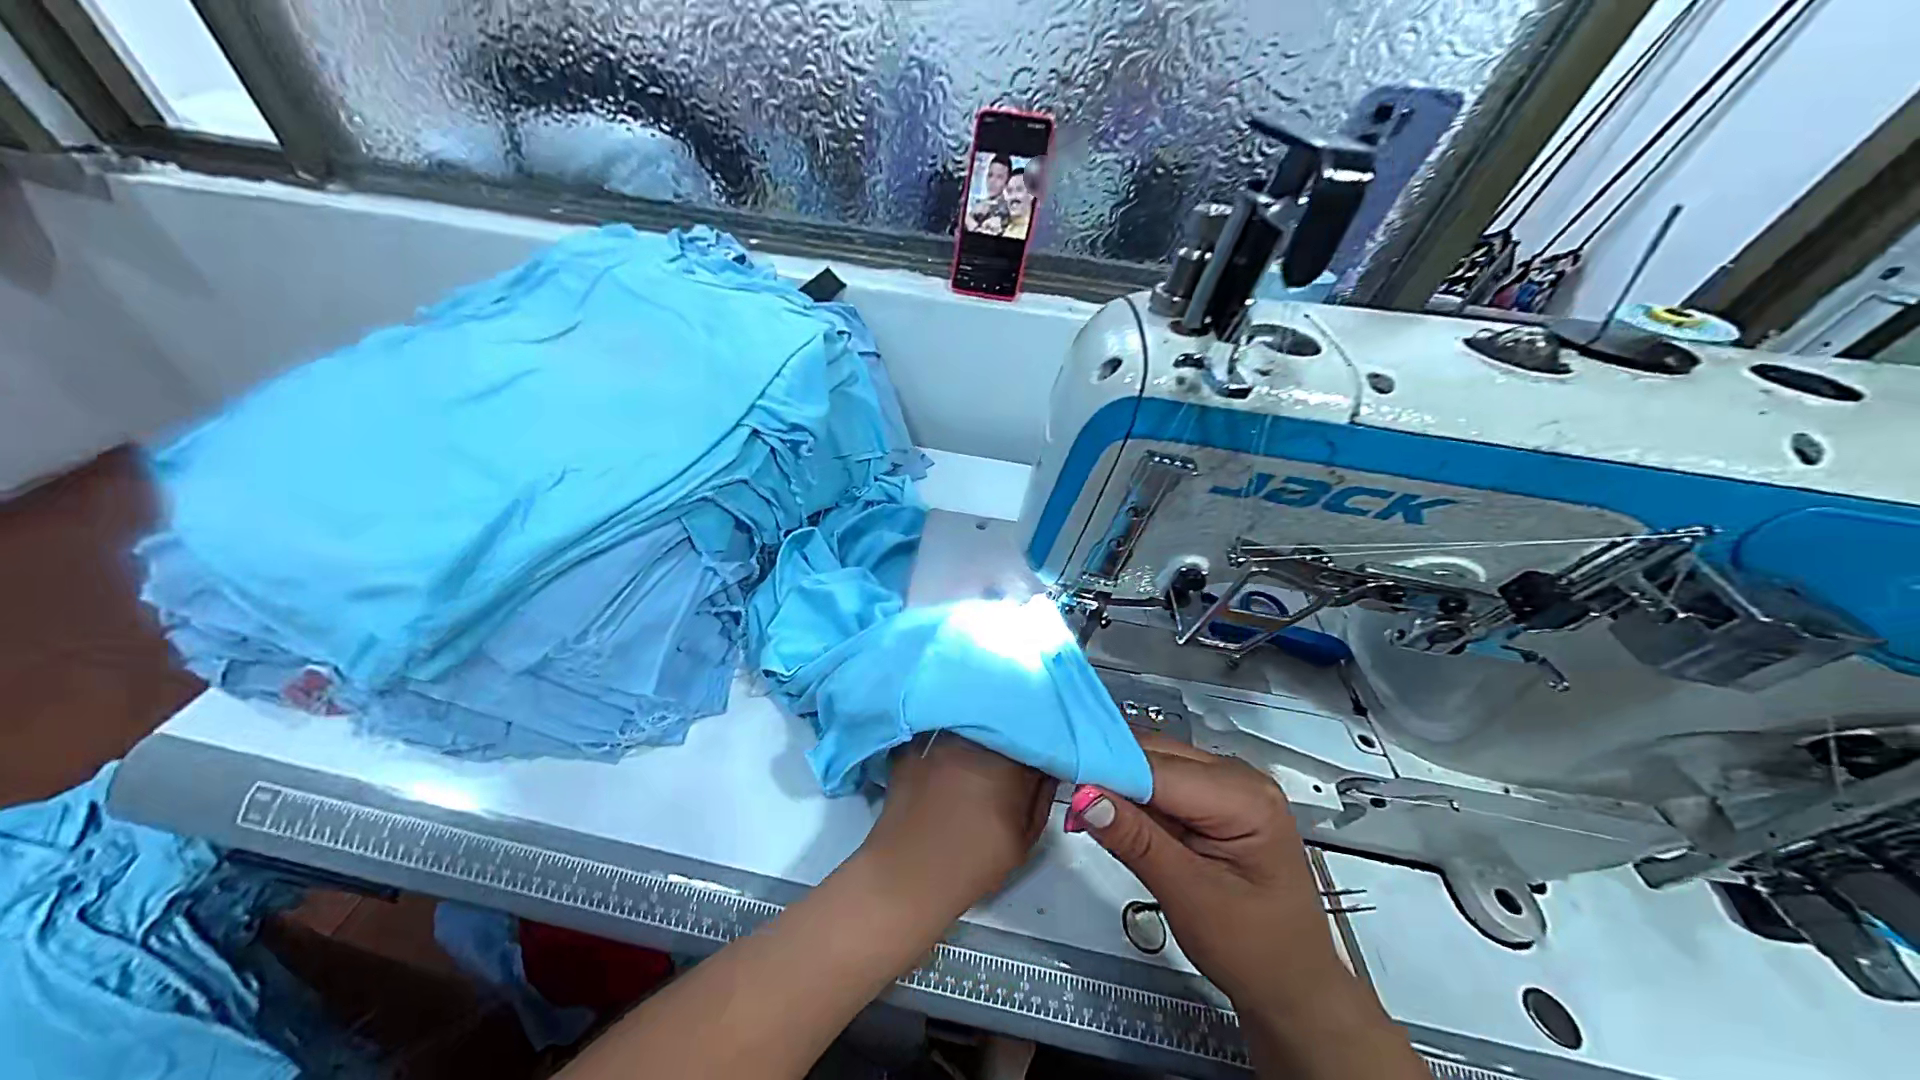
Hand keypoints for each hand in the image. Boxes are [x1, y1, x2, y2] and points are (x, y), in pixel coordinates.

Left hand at [856, 735, 1052, 916]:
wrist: (908, 873)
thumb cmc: (972, 862)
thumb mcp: (1024, 838)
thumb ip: (1042, 796)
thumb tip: (1048, 769)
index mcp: (1007, 762)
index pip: (1035, 738)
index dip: (1041, 746)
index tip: (1043, 758)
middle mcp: (973, 740)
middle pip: (1003, 725)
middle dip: (1014, 736)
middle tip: (1017, 757)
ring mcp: (940, 739)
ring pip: (973, 724)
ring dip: (984, 733)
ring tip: (984, 755)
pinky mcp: (915, 745)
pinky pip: (944, 731)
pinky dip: (954, 740)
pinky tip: (955, 758)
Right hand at [1070, 737, 1340, 1008]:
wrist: (1292, 986)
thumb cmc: (1256, 950)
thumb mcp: (1190, 898)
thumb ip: (1136, 841)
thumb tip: (1086, 796)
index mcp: (1246, 797)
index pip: (1158, 769)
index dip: (1105, 770)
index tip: (1060, 775)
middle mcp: (1239, 778)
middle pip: (1155, 757)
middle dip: (1107, 773)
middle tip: (1065, 795)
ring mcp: (1227, 786)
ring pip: (1152, 765)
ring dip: (1116, 785)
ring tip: (1082, 808)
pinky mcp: (1212, 799)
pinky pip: (1160, 784)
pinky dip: (1132, 799)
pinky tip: (1111, 816)